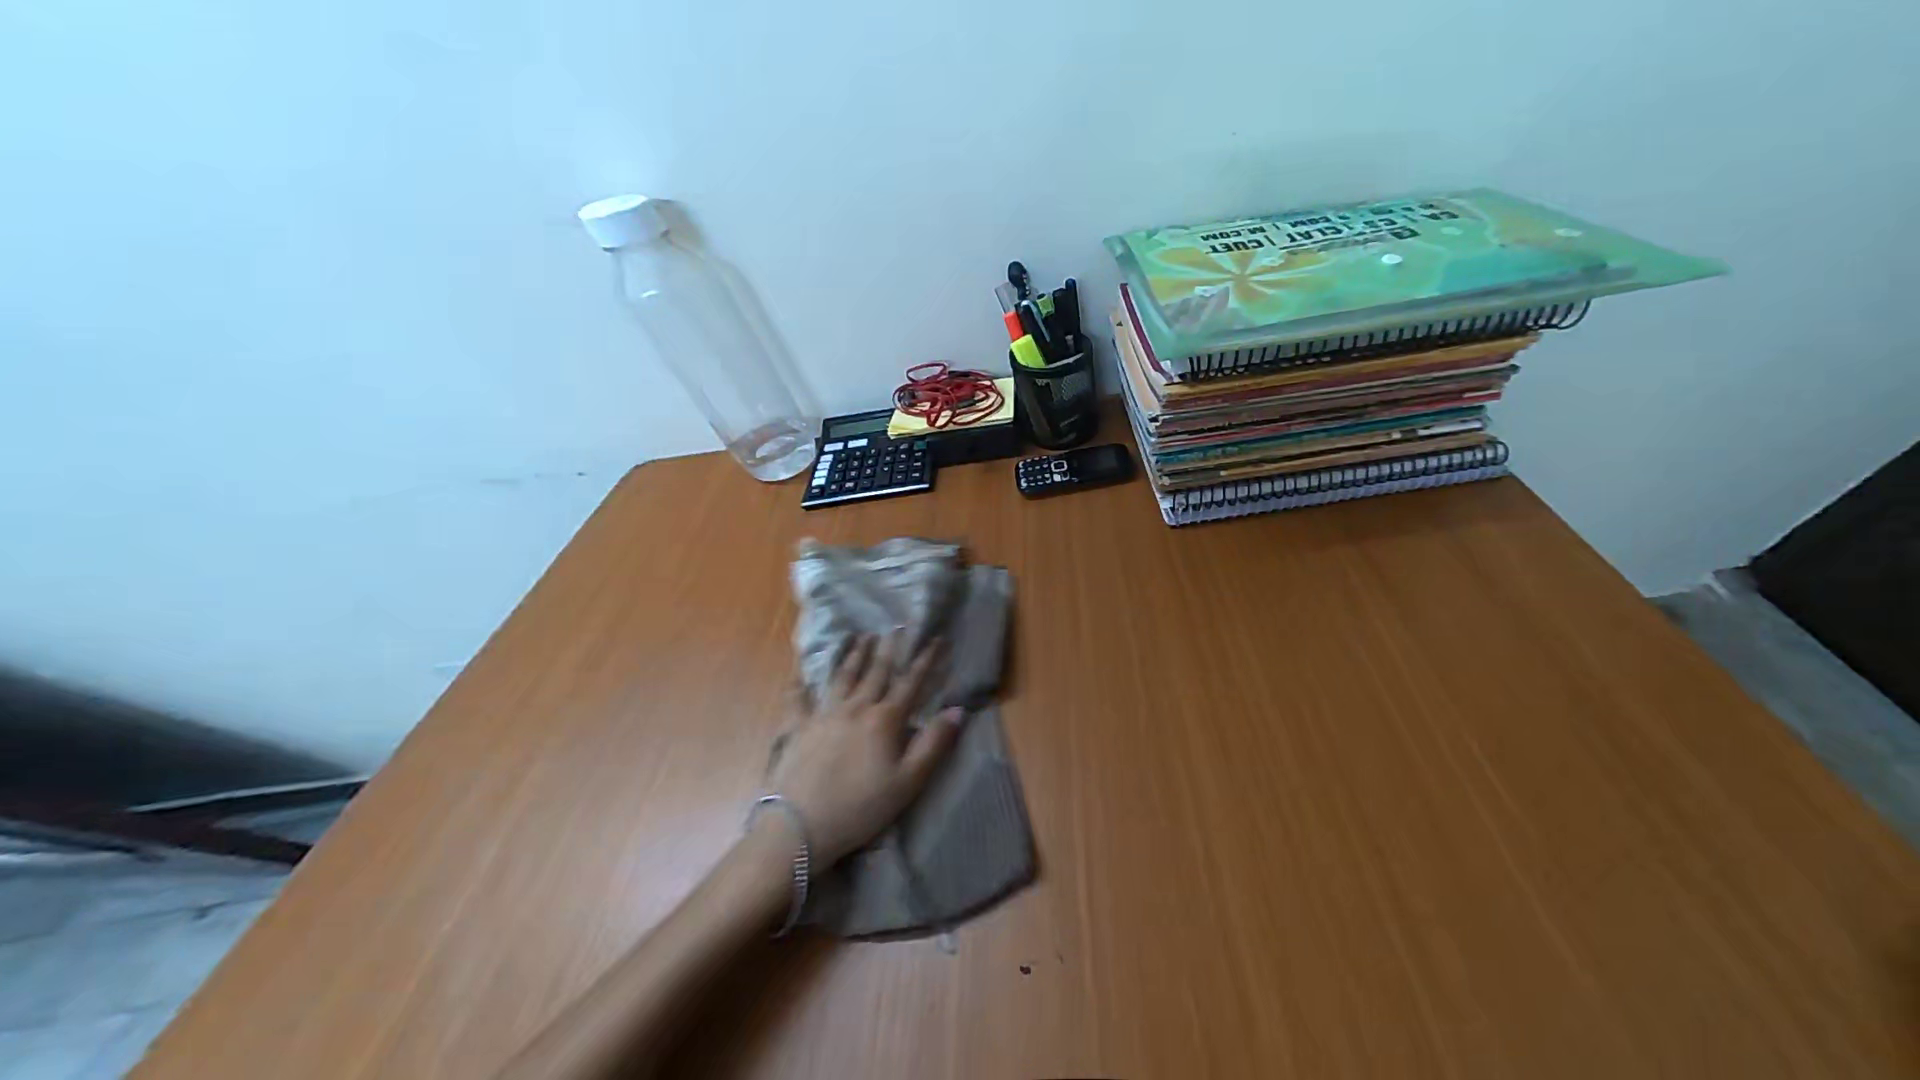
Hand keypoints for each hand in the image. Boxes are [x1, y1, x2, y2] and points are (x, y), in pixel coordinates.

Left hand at [765, 636, 962, 864]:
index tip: (935, 638)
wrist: (800, 824)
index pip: (910, 683)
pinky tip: (799, 675)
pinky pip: (798, 699)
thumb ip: (934, 744)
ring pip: (842, 677)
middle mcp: (855, 707)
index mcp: (885, 720)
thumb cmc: (861, 807)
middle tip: (895, 627)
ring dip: (853, 655)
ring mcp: (823, 714)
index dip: (925, 660)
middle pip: (875, 672)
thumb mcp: (908, 782)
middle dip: (888, 648)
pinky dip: (800, 684)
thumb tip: (959, 709)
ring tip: (860, 637)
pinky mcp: (796, 727)